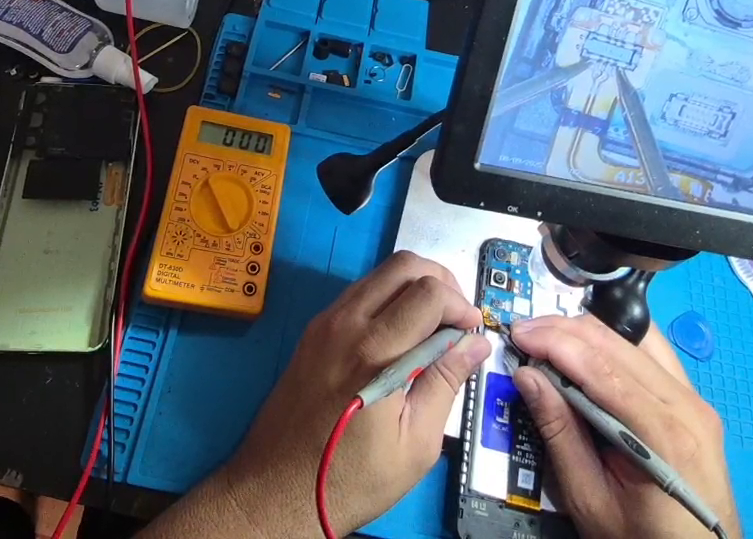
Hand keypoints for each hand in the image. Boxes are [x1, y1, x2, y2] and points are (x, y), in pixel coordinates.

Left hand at [211, 251, 491, 536]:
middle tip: (457, 318)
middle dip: (442, 281)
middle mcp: (349, 323)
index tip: (473, 332)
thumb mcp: (415, 444)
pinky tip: (401, 330)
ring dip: (415, 284)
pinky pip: (360, 290)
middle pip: (405, 265)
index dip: (461, 305)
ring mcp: (328, 320)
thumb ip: (445, 382)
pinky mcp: (316, 327)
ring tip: (434, 323)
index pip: (429, 293)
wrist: (276, 488)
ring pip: (380, 272)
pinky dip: (389, 294)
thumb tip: (476, 342)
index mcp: (376, 353)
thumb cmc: (352, 478)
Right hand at [510, 315, 740, 538]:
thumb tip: (526, 375)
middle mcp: (687, 406)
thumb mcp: (590, 499)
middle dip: (564, 329)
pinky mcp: (695, 399)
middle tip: (524, 331)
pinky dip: (615, 339)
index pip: (601, 368)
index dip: (556, 342)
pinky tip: (587, 346)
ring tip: (549, 336)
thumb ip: (560, 433)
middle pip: (618, 344)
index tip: (519, 334)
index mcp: (664, 435)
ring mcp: (696, 399)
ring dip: (588, 330)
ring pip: (636, 337)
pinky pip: (652, 350)